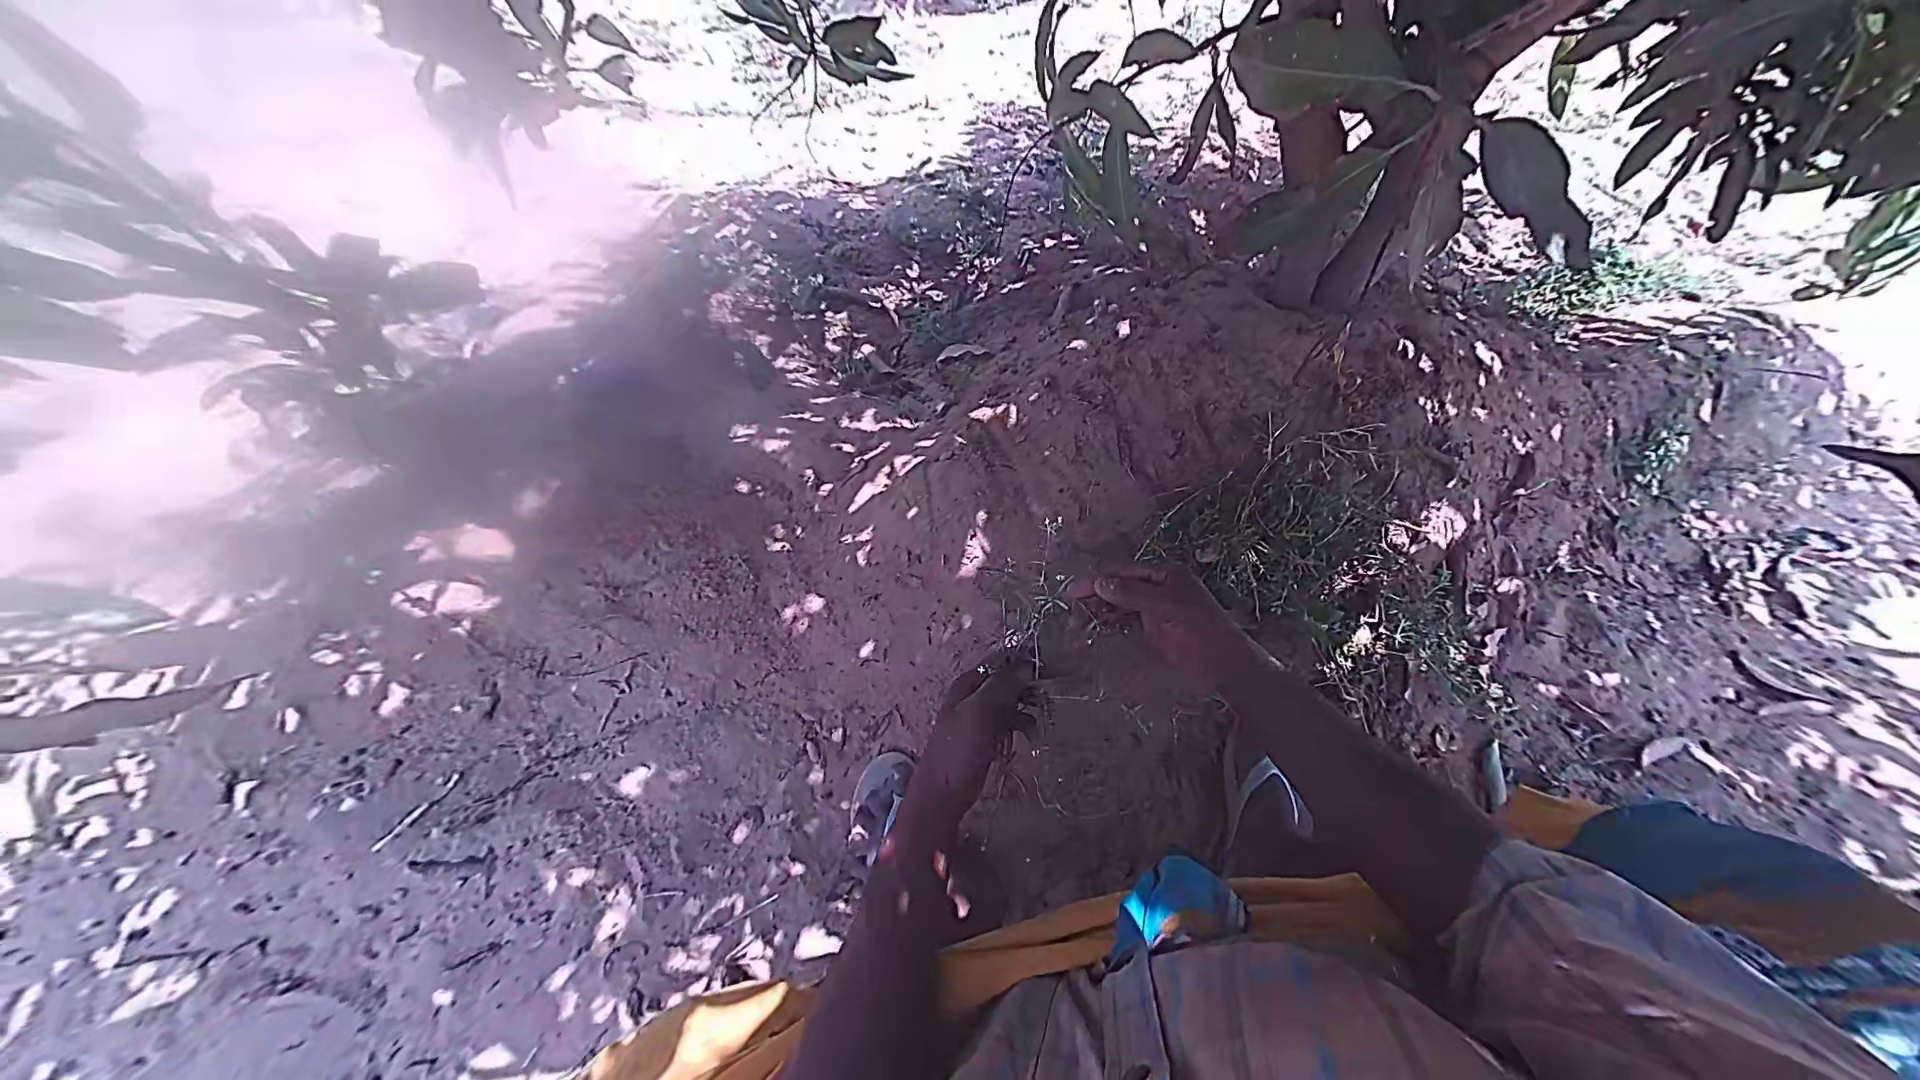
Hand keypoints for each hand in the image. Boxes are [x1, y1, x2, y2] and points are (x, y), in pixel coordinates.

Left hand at [911, 655, 1034, 816]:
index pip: (1000, 662)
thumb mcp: (980, 711)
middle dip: (1027, 690)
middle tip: (1045, 699)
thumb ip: (1001, 686)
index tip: (1046, 669)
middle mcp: (974, 695)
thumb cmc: (959, 749)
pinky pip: (1008, 723)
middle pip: (1007, 681)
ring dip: (1025, 712)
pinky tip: (1028, 739)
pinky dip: (1019, 728)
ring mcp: (980, 716)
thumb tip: (1026, 666)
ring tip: (1034, 729)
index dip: (1023, 662)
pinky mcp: (987, 735)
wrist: (944, 792)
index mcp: (968, 684)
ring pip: (1010, 704)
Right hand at [1082, 563, 1256, 689]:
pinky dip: (1106, 633)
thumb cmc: (1204, 630)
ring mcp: (1151, 614)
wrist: (1226, 667)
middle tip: (1072, 616)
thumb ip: (1134, 594)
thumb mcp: (1169, 607)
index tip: (1074, 593)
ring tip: (1076, 632)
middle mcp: (1155, 591)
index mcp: (1164, 576)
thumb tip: (1101, 583)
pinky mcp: (1149, 635)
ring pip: (1116, 611)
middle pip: (1116, 592)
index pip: (1123, 574)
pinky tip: (1090, 642)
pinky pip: (1122, 630)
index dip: (1098, 582)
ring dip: (1096, 620)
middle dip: (1093, 603)